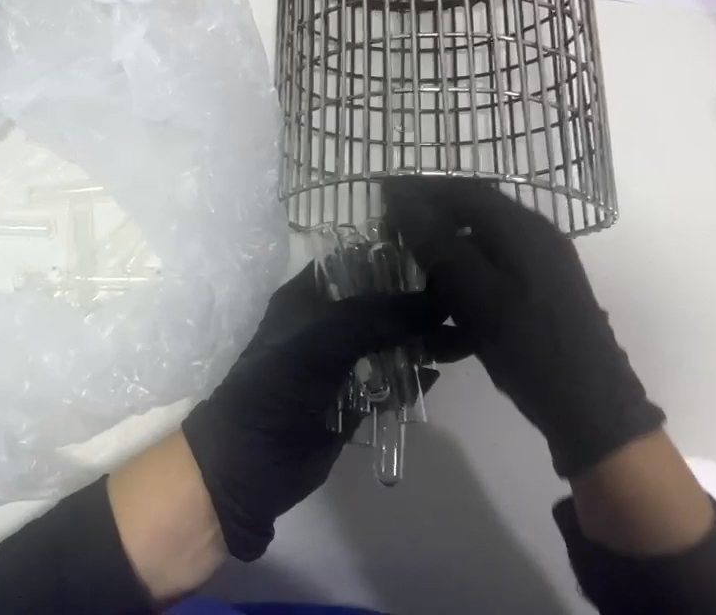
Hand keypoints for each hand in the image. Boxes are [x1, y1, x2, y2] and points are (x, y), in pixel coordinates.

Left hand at [181, 263, 458, 560]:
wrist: (249, 461)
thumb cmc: (277, 383)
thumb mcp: (324, 337)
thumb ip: (378, 316)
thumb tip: (436, 300)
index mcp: (308, 297)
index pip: (356, 265)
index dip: (394, 258)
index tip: (440, 255)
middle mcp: (326, 325)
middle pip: (381, 305)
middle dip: (418, 305)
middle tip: (464, 303)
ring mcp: (340, 365)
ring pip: (390, 344)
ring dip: (423, 341)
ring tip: (466, 340)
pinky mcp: (353, 403)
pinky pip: (390, 384)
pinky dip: (413, 379)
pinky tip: (438, 374)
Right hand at [383, 176, 665, 478]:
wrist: (592, 410)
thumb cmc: (529, 346)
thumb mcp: (474, 295)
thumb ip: (438, 245)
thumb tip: (404, 203)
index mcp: (522, 229)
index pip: (463, 190)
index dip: (420, 189)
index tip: (382, 196)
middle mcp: (536, 239)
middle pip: (472, 219)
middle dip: (430, 231)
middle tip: (393, 244)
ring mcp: (543, 270)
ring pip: (480, 255)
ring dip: (445, 271)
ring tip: (416, 298)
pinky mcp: (542, 299)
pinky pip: (494, 284)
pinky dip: (466, 299)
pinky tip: (443, 338)